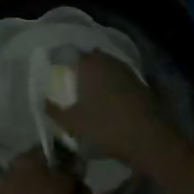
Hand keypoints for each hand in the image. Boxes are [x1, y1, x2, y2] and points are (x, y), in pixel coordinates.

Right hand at [44, 53, 179, 169]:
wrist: (149, 138)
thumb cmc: (104, 128)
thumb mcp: (72, 124)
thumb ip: (54, 110)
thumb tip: (44, 101)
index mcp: (88, 64)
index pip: (67, 55)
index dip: (58, 63)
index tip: (52, 74)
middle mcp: (107, 60)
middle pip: (88, 59)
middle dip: (78, 69)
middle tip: (69, 85)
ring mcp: (126, 69)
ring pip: (105, 67)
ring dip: (96, 77)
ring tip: (87, 94)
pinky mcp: (140, 82)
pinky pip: (118, 78)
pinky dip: (110, 85)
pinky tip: (107, 101)